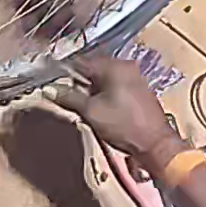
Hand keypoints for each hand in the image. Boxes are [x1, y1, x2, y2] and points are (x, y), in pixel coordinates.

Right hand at [47, 57, 185, 167]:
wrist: (156, 145)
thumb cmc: (123, 125)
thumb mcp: (92, 112)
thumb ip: (70, 97)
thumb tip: (50, 89)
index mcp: (114, 66)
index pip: (82, 61)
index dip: (65, 71)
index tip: (53, 80)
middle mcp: (126, 66)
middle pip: (94, 68)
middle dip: (80, 82)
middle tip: (68, 97)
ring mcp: (135, 77)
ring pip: (105, 78)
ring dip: (92, 89)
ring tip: (84, 105)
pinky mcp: (139, 90)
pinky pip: (116, 85)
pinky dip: (105, 93)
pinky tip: (100, 108)